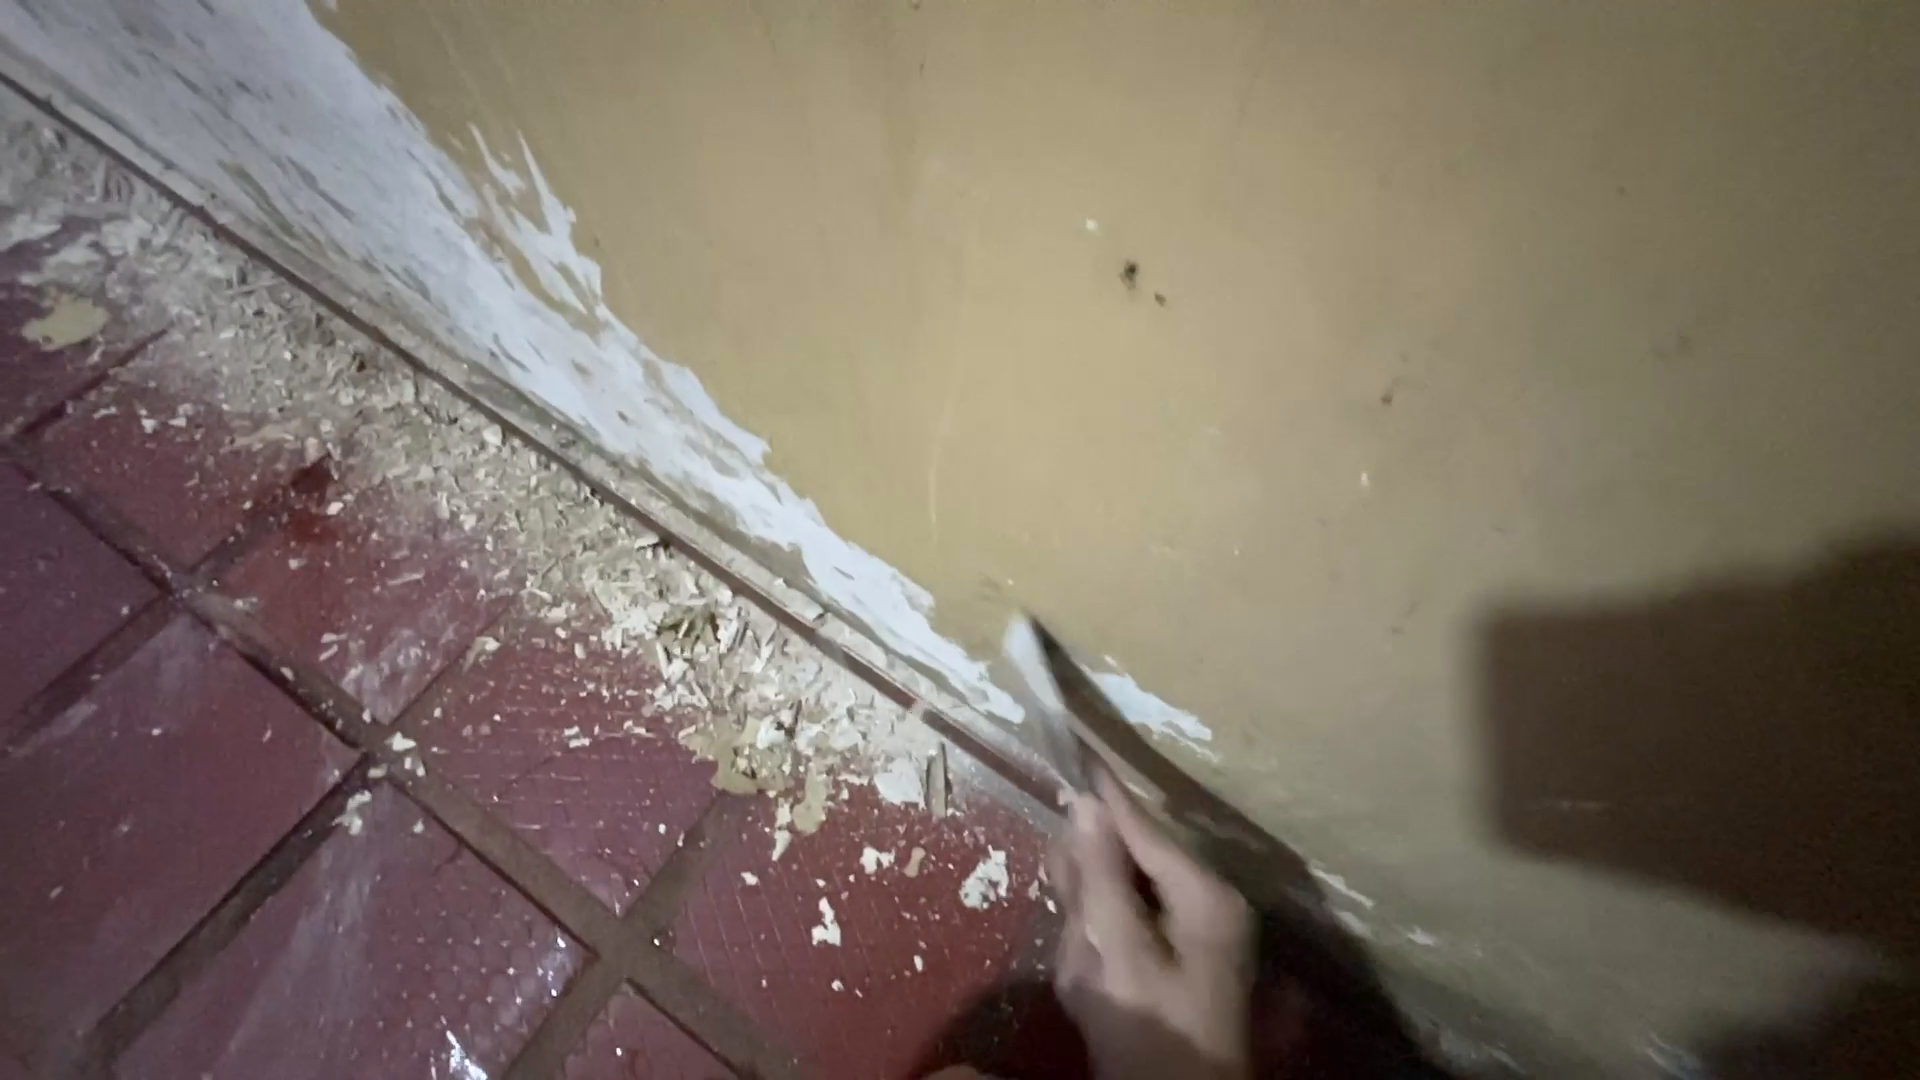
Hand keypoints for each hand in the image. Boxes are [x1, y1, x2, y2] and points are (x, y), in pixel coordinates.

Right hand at [1050, 770, 1255, 1079]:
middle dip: (1087, 891)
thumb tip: (1086, 803)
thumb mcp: (1118, 955)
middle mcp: (1204, 899)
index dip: (1103, 790)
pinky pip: (1120, 923)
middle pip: (1124, 859)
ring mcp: (1192, 927)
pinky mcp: (1174, 950)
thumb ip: (1099, 876)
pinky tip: (1094, 980)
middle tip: (1078, 940)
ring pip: (1116, 892)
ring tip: (1089, 975)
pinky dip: (1096, 944)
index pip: (1141, 825)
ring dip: (1088, 925)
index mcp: (1202, 894)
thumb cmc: (1151, 1036)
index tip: (1076, 747)